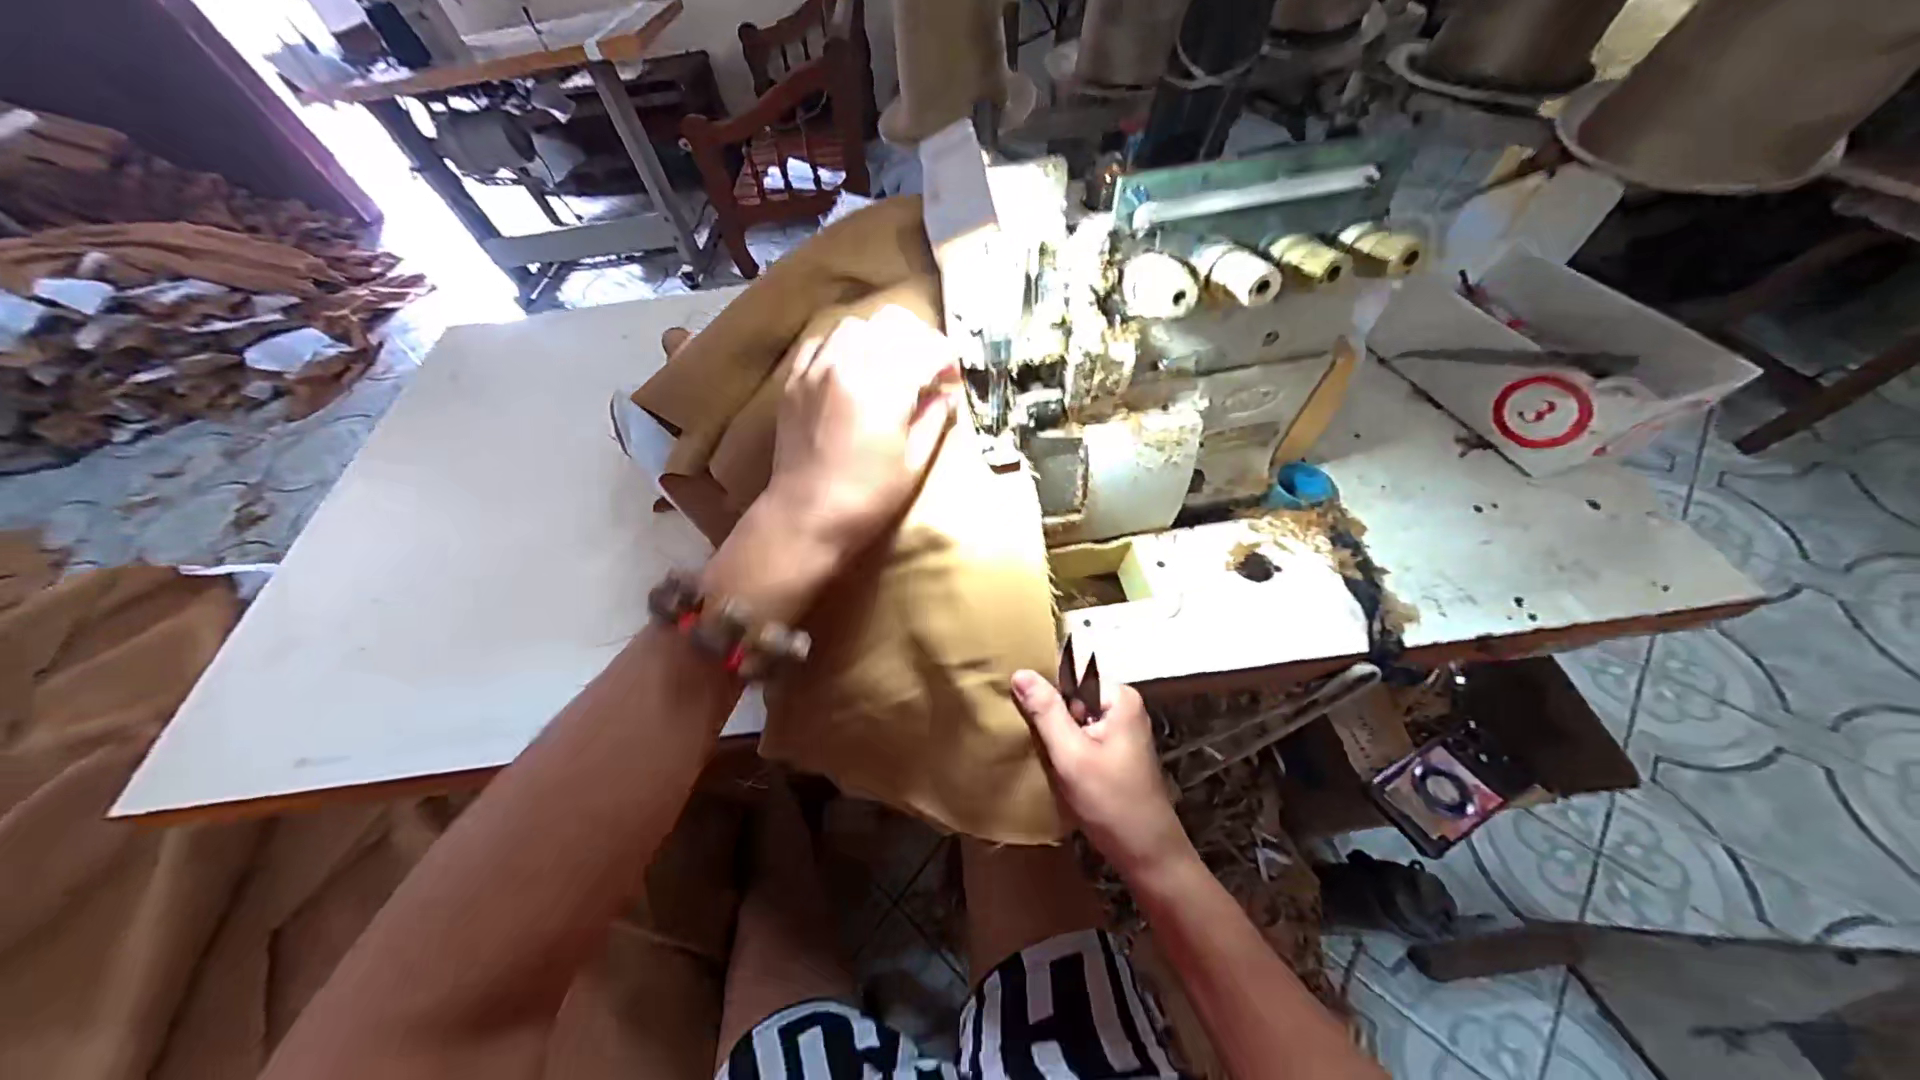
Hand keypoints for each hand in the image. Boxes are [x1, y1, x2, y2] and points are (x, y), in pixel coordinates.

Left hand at [705, 306, 959, 624]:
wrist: (806, 516)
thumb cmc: (868, 499)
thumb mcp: (913, 464)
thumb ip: (934, 420)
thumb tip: (947, 395)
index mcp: (883, 391)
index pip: (924, 349)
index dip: (945, 357)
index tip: (951, 375)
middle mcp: (847, 368)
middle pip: (890, 325)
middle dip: (917, 339)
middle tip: (926, 364)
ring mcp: (816, 371)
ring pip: (854, 326)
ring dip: (880, 337)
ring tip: (889, 363)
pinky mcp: (794, 381)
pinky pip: (820, 342)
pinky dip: (842, 346)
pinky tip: (851, 367)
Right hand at [1010, 671, 1194, 879]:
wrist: (1147, 853)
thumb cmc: (1110, 801)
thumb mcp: (1071, 754)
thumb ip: (1046, 711)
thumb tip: (1021, 672)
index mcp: (1119, 697)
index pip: (1070, 673)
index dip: (1044, 688)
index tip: (1019, 705)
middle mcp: (1123, 705)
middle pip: (1072, 693)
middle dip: (1048, 711)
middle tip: (1026, 731)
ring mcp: (1121, 728)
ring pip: (1074, 715)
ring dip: (1055, 730)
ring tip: (1035, 745)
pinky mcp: (1116, 748)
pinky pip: (1082, 733)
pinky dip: (1065, 744)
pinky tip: (1052, 760)